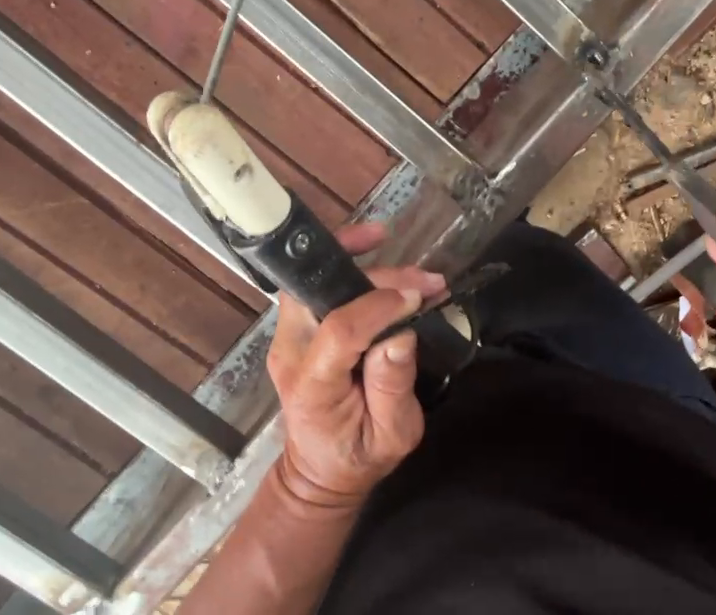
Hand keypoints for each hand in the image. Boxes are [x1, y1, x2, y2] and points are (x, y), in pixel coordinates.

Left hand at [266, 221, 448, 511]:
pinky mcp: (297, 326)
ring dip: (361, 260)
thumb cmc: (359, 458)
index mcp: (313, 387)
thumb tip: (402, 334)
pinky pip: (317, 282)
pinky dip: (346, 259)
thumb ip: (393, 387)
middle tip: (426, 280)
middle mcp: (291, 353)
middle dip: (377, 278)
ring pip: (317, 279)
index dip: (379, 307)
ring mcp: (289, 337)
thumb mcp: (392, 437)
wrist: (319, 473)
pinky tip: (376, 242)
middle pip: (323, 294)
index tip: (418, 296)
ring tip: (413, 267)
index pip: (339, 332)